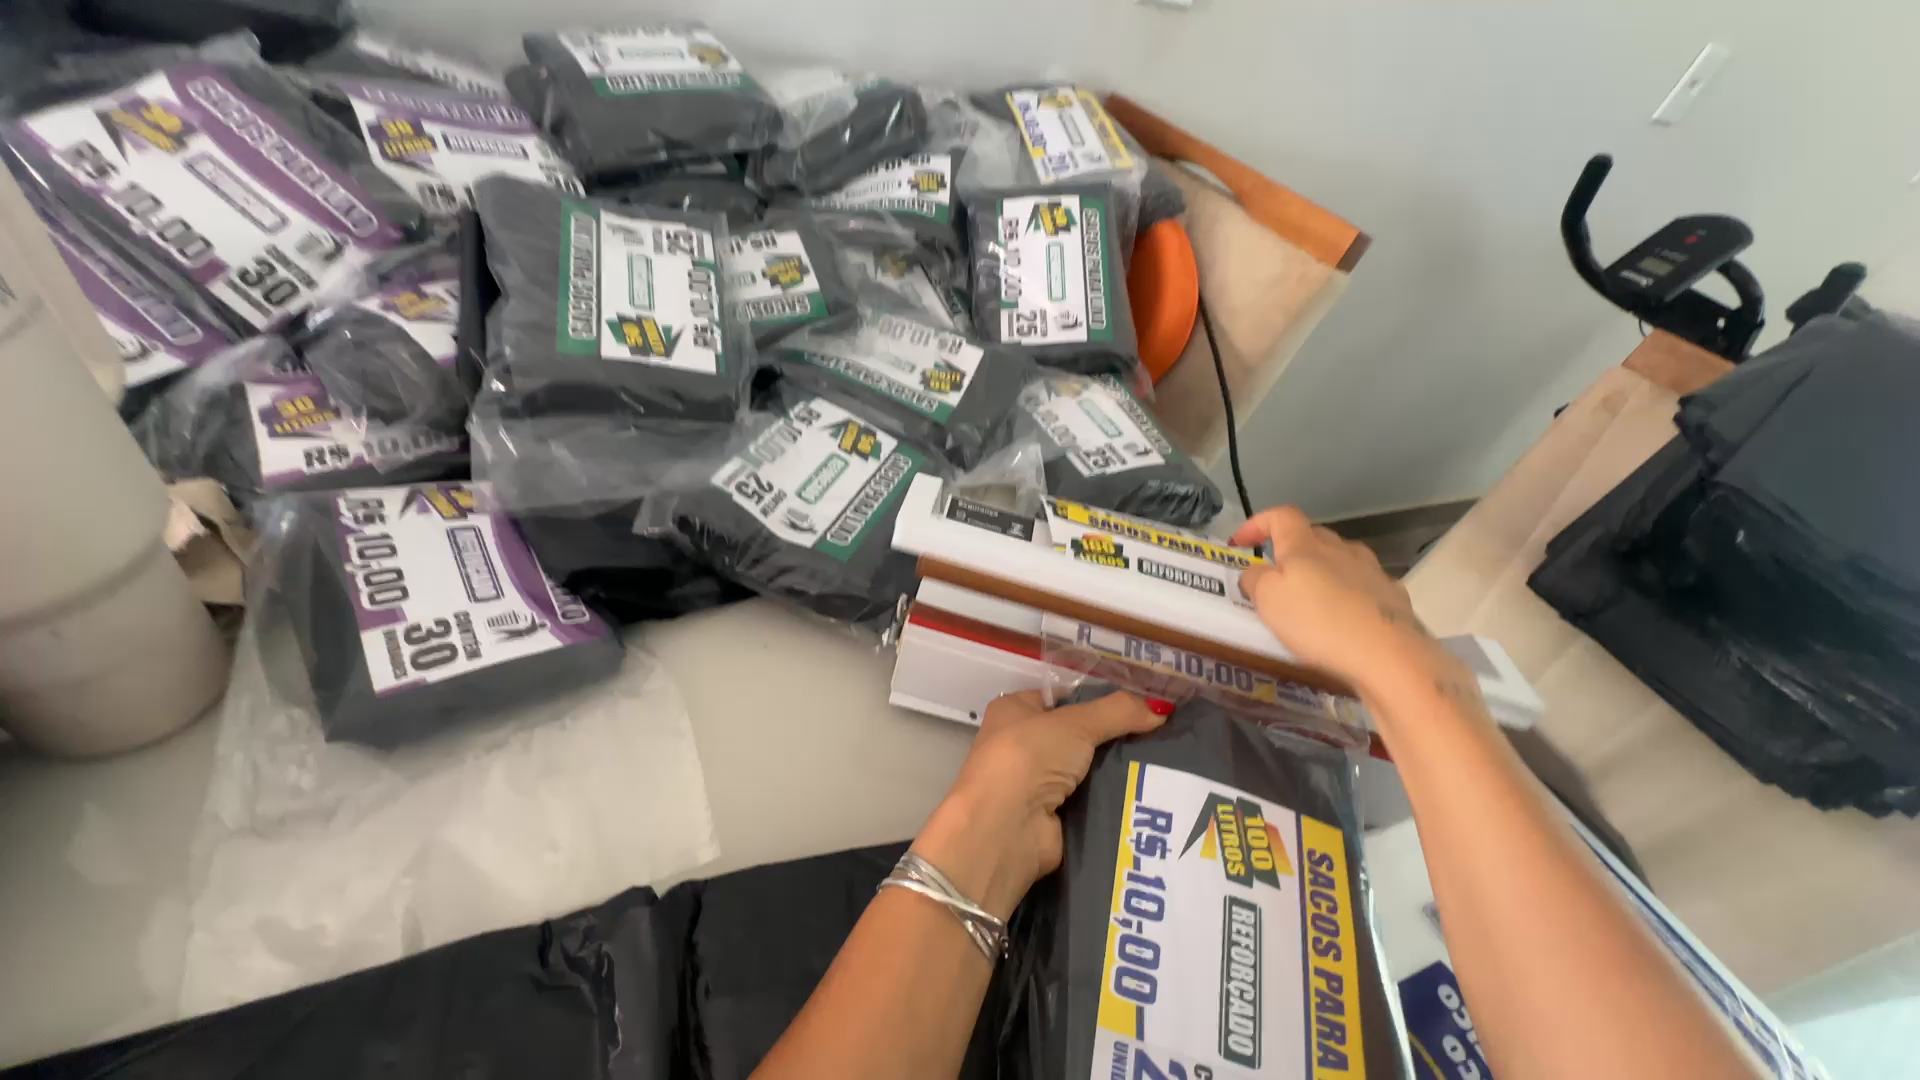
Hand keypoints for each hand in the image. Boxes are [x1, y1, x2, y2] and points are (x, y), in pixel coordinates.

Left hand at [912, 691, 1167, 919]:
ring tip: (1166, 764)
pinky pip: (1093, 801)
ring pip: (1089, 770)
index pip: (1064, 697)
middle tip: (1162, 736)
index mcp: (1014, 710)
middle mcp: (1022, 745)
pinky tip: (1151, 795)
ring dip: (1119, 770)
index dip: (1099, 699)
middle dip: (1115, 737)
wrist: (1005, 828)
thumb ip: (1118, 712)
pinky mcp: (1054, 818)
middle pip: (1079, 735)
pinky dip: (1115, 799)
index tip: (1142, 705)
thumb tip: (1161, 709)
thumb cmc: (1028, 758)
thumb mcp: (1075, 723)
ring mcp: (1037, 783)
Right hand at [1233, 506, 1451, 701]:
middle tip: (1274, 574)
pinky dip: (1349, 594)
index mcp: (1306, 546)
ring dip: (1323, 569)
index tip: (1239, 544)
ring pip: (1342, 559)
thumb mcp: (1267, 600)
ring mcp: (1372, 572)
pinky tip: (1346, 616)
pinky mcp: (1393, 598)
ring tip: (1312, 595)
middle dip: (1290, 549)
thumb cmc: (1318, 622)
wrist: (1388, 655)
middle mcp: (1342, 550)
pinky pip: (1364, 586)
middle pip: (1313, 536)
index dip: (1258, 524)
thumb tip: (1257, 572)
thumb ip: (1255, 579)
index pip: (1281, 517)